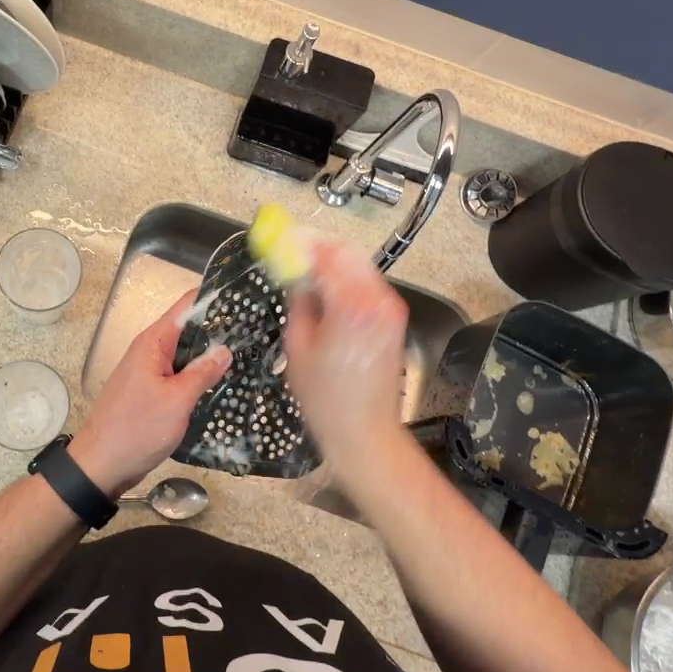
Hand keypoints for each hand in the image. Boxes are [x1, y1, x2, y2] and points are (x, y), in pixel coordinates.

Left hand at [69, 288, 231, 494]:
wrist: (102, 464)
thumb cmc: (137, 428)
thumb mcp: (177, 400)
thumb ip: (202, 372)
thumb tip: (226, 349)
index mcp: (153, 342)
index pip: (186, 306)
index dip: (214, 298)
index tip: (245, 298)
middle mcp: (150, 350)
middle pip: (188, 329)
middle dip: (219, 329)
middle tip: (258, 330)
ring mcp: (150, 371)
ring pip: (186, 354)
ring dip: (211, 355)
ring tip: (251, 352)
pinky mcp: (152, 391)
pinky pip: (180, 374)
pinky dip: (199, 375)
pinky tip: (224, 382)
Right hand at [282, 240, 412, 487]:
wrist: (366, 431)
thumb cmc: (326, 399)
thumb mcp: (298, 347)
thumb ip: (299, 302)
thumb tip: (294, 274)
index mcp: (350, 306)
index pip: (324, 255)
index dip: (298, 245)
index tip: (278, 240)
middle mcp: (377, 300)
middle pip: (346, 253)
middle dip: (317, 249)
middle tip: (290, 255)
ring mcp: (390, 308)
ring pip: (358, 266)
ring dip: (332, 264)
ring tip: (304, 275)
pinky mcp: (394, 319)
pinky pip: (367, 285)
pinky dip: (346, 280)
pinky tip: (325, 294)